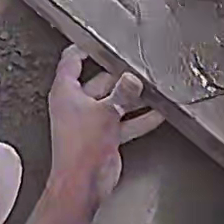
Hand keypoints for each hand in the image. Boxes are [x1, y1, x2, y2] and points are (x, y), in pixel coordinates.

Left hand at [48, 45, 165, 204]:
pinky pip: (123, 122)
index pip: (71, 62)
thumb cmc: (82, 147)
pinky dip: (138, 119)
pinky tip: (157, 114)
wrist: (83, 182)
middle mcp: (76, 105)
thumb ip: (123, 93)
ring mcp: (90, 122)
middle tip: (137, 67)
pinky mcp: (103, 137)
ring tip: (152, 88)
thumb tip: (132, 80)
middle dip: (118, 76)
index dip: (84, 49)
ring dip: (132, 98)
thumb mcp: (107, 111)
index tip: (99, 41)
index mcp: (66, 92)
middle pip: (99, 82)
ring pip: (113, 103)